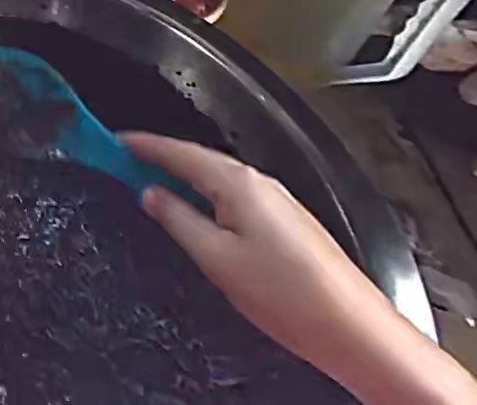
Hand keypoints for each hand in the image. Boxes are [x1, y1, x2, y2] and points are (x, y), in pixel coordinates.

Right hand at [122, 134, 476, 404]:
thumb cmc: (289, 297)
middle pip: (196, 158)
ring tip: (153, 185)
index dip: (141, 144)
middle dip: (159, 158)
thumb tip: (150, 193)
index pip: (176, 150)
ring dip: (182, 176)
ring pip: (215, 176)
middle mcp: (257, 181)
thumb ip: (176, 218)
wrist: (362, 335)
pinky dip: (204, 193)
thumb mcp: (216, 259)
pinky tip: (196, 210)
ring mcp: (276, 199)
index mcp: (235, 181)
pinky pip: (232, 193)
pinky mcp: (286, 220)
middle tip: (125, 163)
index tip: (114, 140)